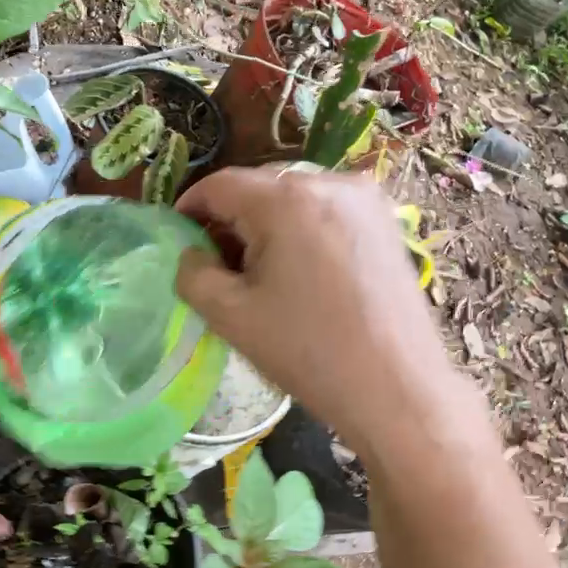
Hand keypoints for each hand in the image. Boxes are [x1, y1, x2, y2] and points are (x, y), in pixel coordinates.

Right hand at [175, 167, 478, 463]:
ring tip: (255, 272)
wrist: (393, 384)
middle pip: (259, 186)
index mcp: (285, 201)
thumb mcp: (229, 315)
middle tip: (212, 263)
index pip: (220, 185)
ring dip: (264, 225)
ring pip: (293, 198)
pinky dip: (298, 230)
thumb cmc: (304, 349)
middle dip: (228, 218)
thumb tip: (191, 255)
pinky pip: (324, 211)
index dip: (189, 206)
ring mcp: (364, 199)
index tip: (174, 236)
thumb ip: (193, 275)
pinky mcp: (385, 221)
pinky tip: (295, 273)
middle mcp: (329, 183)